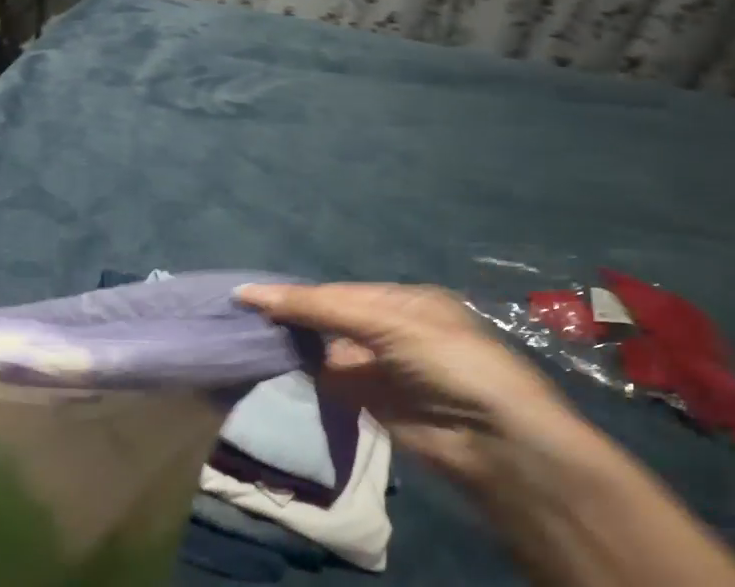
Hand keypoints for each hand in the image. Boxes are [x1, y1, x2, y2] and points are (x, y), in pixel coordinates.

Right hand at [235, 282, 578, 489]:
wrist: (497, 444)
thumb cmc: (448, 363)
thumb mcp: (384, 322)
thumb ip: (315, 307)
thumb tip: (244, 293)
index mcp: (402, 301)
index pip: (334, 291)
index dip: (293, 294)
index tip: (246, 298)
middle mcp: (388, 329)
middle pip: (324, 317)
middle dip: (287, 316)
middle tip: (238, 317)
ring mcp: (377, 366)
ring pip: (320, 347)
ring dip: (288, 344)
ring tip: (242, 337)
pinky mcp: (368, 399)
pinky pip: (323, 378)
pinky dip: (299, 371)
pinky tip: (266, 363)